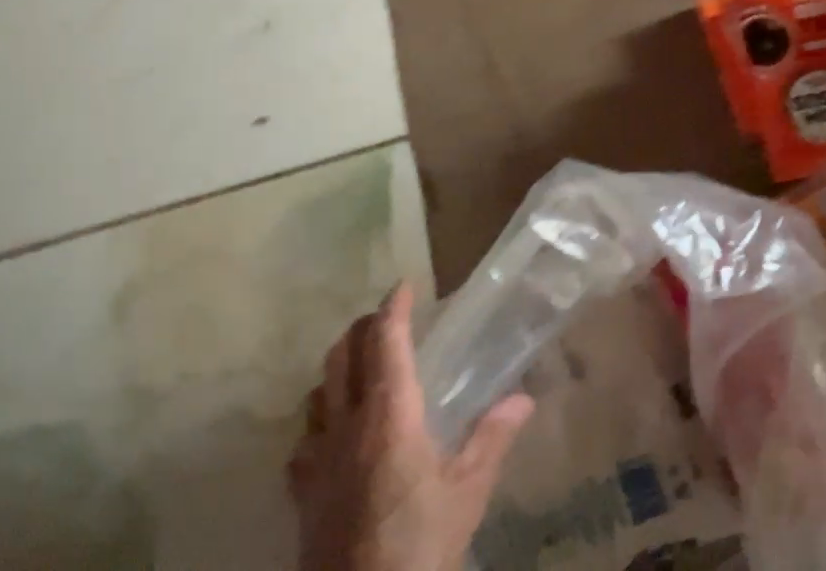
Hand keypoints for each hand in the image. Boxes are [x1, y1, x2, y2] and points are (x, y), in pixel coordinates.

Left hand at [291, 284, 534, 570]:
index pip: (386, 342)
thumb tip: (523, 398)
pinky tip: (331, 435)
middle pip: (343, 355)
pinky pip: (304, 439)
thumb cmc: (422, 539)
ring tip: (358, 368)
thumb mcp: (468, 491)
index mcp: (390, 413)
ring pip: (317, 391)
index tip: (404, 286)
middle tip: (384, 320)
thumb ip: (492, 438)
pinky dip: (318, 421)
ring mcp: (318, 455)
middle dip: (361, 328)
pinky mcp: (303, 489)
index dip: (393, 309)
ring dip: (337, 368)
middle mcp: (348, 422)